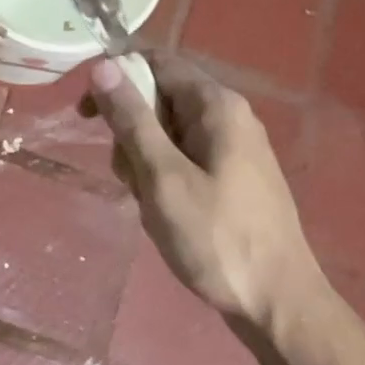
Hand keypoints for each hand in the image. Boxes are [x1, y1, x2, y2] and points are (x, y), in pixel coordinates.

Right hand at [89, 53, 325, 324]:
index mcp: (217, 105)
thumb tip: (103, 66)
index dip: (116, 79)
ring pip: (169, 132)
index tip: (86, 114)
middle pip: (161, 97)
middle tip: (127, 176)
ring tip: (149, 203)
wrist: (277, 302)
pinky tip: (166, 212)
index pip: (157, 62)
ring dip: (145, 160)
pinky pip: (186, 157)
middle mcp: (230, 115)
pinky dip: (165, 176)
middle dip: (131, 131)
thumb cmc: (216, 238)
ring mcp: (235, 147)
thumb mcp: (162, 177)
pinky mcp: (235, 176)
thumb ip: (132, 119)